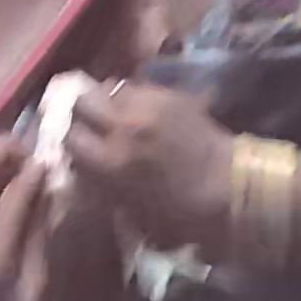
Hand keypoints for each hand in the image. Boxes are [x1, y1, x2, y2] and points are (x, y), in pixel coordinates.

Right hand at [63, 83, 232, 251]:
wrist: (230, 187)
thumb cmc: (182, 215)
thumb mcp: (132, 213)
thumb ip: (104, 186)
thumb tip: (85, 170)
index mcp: (111, 161)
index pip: (71, 136)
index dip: (72, 140)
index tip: (77, 146)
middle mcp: (123, 126)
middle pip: (83, 100)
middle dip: (83, 110)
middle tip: (91, 121)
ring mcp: (147, 104)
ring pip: (110, 85)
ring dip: (109, 98)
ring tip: (117, 110)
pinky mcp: (169, 94)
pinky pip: (139, 85)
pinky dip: (134, 94)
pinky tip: (141, 108)